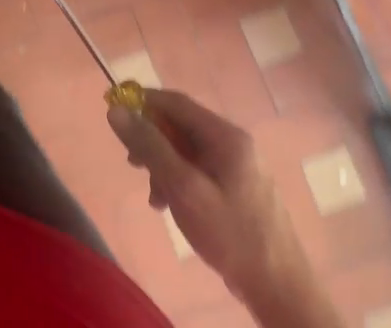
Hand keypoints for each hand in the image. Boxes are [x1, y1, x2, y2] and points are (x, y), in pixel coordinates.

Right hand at [108, 91, 315, 306]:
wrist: (278, 287)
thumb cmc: (230, 233)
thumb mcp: (182, 187)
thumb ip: (149, 145)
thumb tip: (116, 110)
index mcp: (226, 137)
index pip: (174, 102)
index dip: (139, 101)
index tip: (112, 113)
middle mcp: (233, 144)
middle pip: (178, 125)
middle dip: (150, 141)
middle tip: (132, 164)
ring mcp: (236, 166)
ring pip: (184, 149)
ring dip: (161, 165)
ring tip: (154, 196)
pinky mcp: (235, 187)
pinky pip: (195, 169)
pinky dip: (176, 180)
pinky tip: (169, 204)